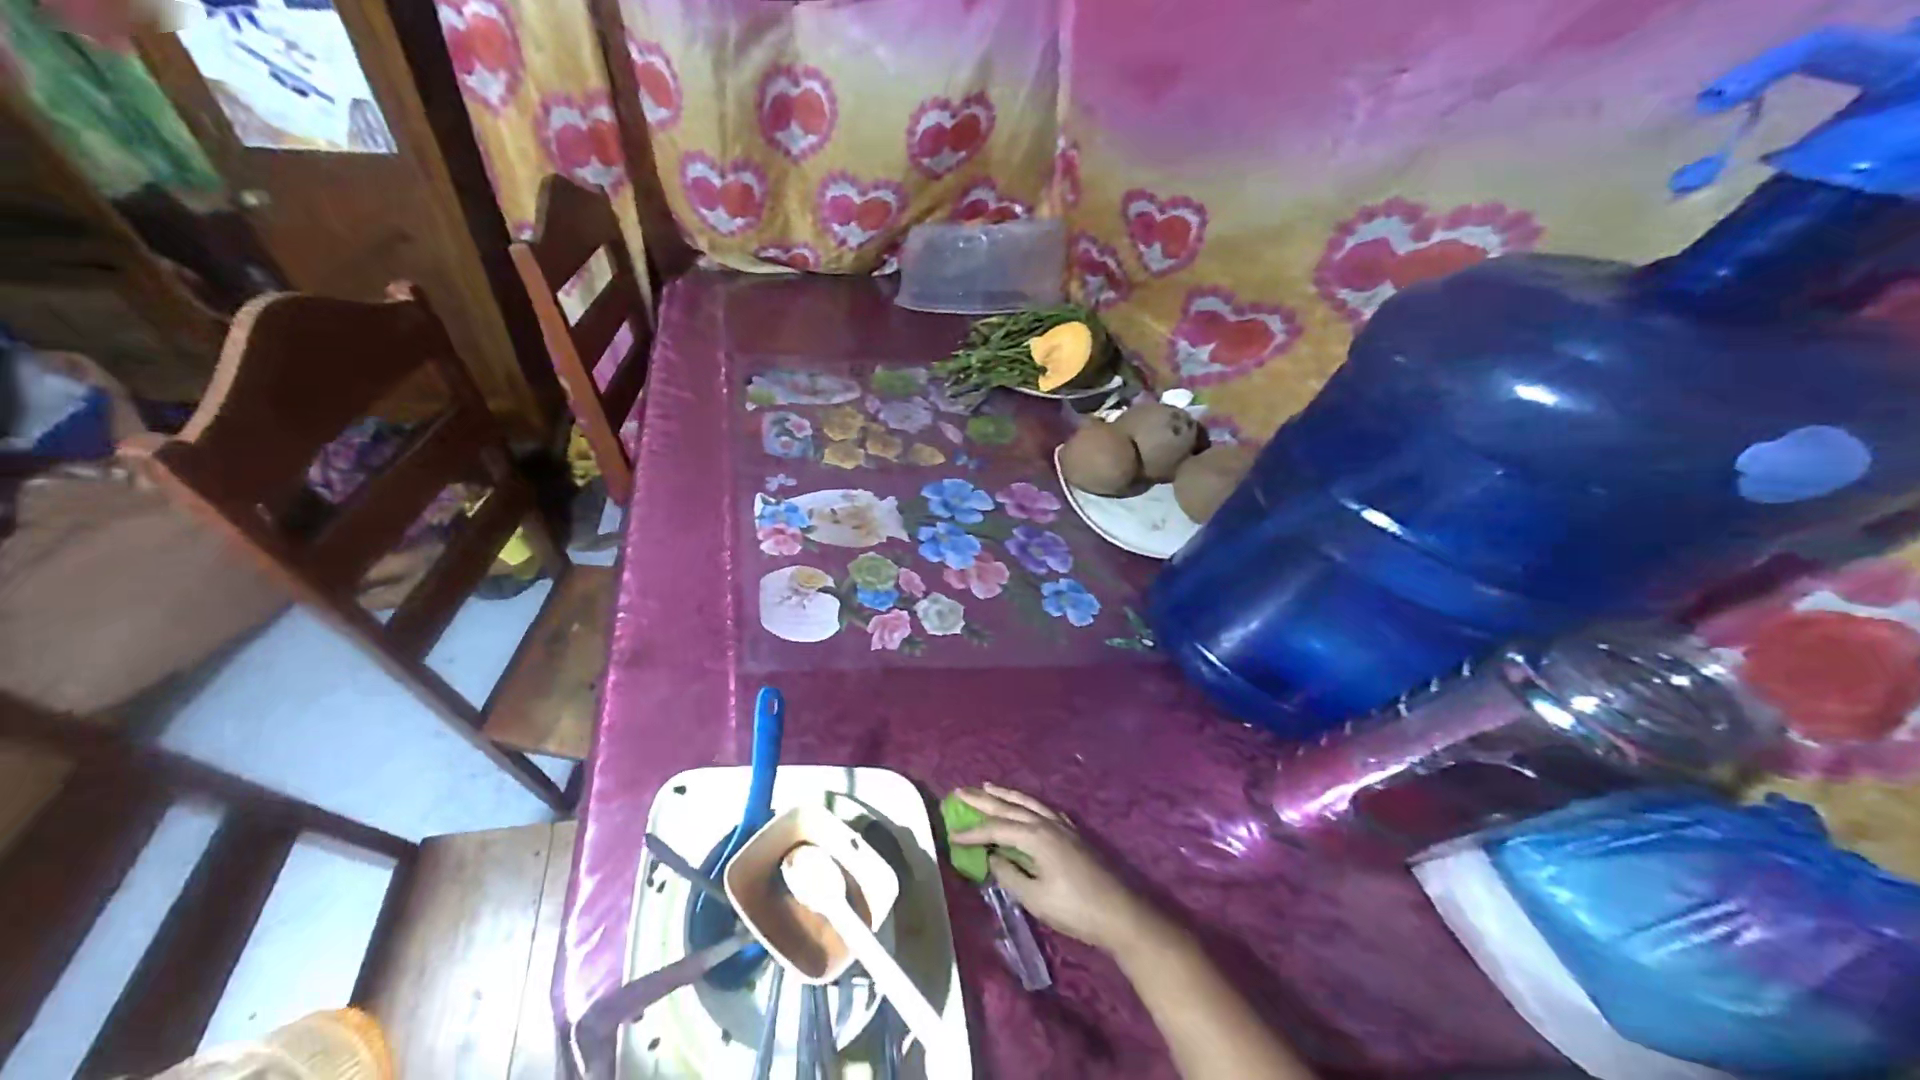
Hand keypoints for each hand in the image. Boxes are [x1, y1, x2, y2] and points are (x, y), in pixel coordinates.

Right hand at [951, 784, 1166, 954]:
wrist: (1120, 913)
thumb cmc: (1075, 909)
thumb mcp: (1035, 898)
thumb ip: (1009, 875)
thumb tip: (993, 858)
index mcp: (1035, 836)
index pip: (996, 830)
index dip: (972, 832)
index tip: (951, 834)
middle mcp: (1047, 823)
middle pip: (1009, 807)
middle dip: (983, 799)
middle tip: (960, 791)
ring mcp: (1062, 826)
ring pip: (1027, 803)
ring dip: (1005, 795)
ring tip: (987, 786)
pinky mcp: (1073, 833)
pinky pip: (1043, 809)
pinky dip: (1027, 803)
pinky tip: (1025, 805)